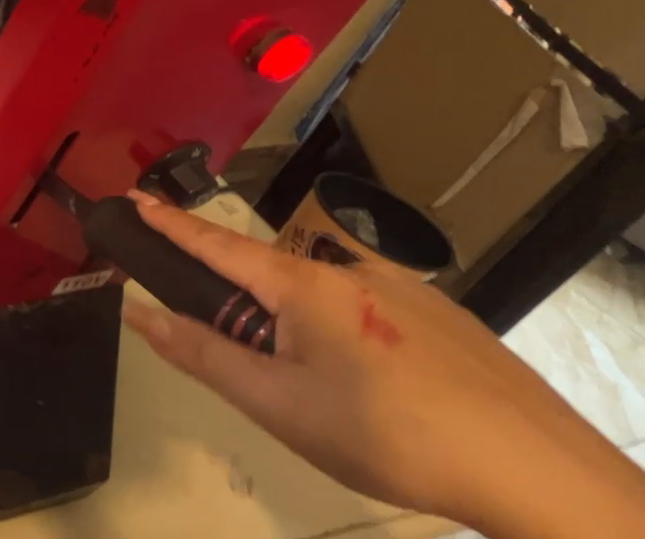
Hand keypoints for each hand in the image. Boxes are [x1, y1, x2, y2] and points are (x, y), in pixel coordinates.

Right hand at [122, 192, 644, 537]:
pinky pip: (370, 311)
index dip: (169, 221)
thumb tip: (137, 312)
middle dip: (243, 302)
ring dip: (299, 325)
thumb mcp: (278, 405)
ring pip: (322, 298)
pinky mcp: (446, 318)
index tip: (132, 197)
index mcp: (301, 286)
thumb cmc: (388, 435)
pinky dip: (350, 335)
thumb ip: (202, 353)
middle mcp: (349, 271)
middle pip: (269, 274)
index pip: (215, 243)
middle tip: (249, 358)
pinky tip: (381, 389)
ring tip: (328, 392)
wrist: (543, 478)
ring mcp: (404, 291)